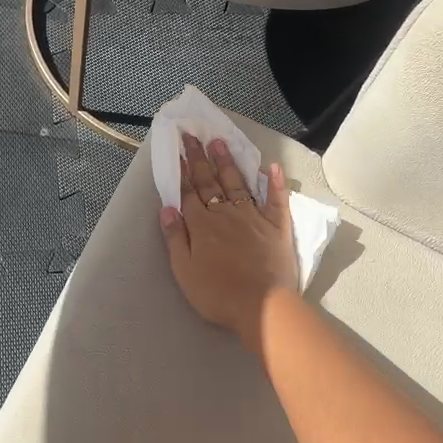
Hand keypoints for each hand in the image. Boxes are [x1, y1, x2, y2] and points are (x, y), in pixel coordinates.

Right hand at [159, 134, 298, 346]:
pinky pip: (276, 199)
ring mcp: (253, 217)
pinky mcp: (276, 226)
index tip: (179, 151)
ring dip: (228, 163)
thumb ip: (175, 237)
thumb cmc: (217, 293)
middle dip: (200, 158)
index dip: (182, 172)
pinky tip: (272, 166)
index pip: (189, 193)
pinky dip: (274, 182)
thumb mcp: (184, 270)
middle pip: (210, 182)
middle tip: (195, 136)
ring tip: (220, 143)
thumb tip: (166, 207)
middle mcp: (226, 214)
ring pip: (238, 184)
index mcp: (202, 225)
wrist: (261, 305)